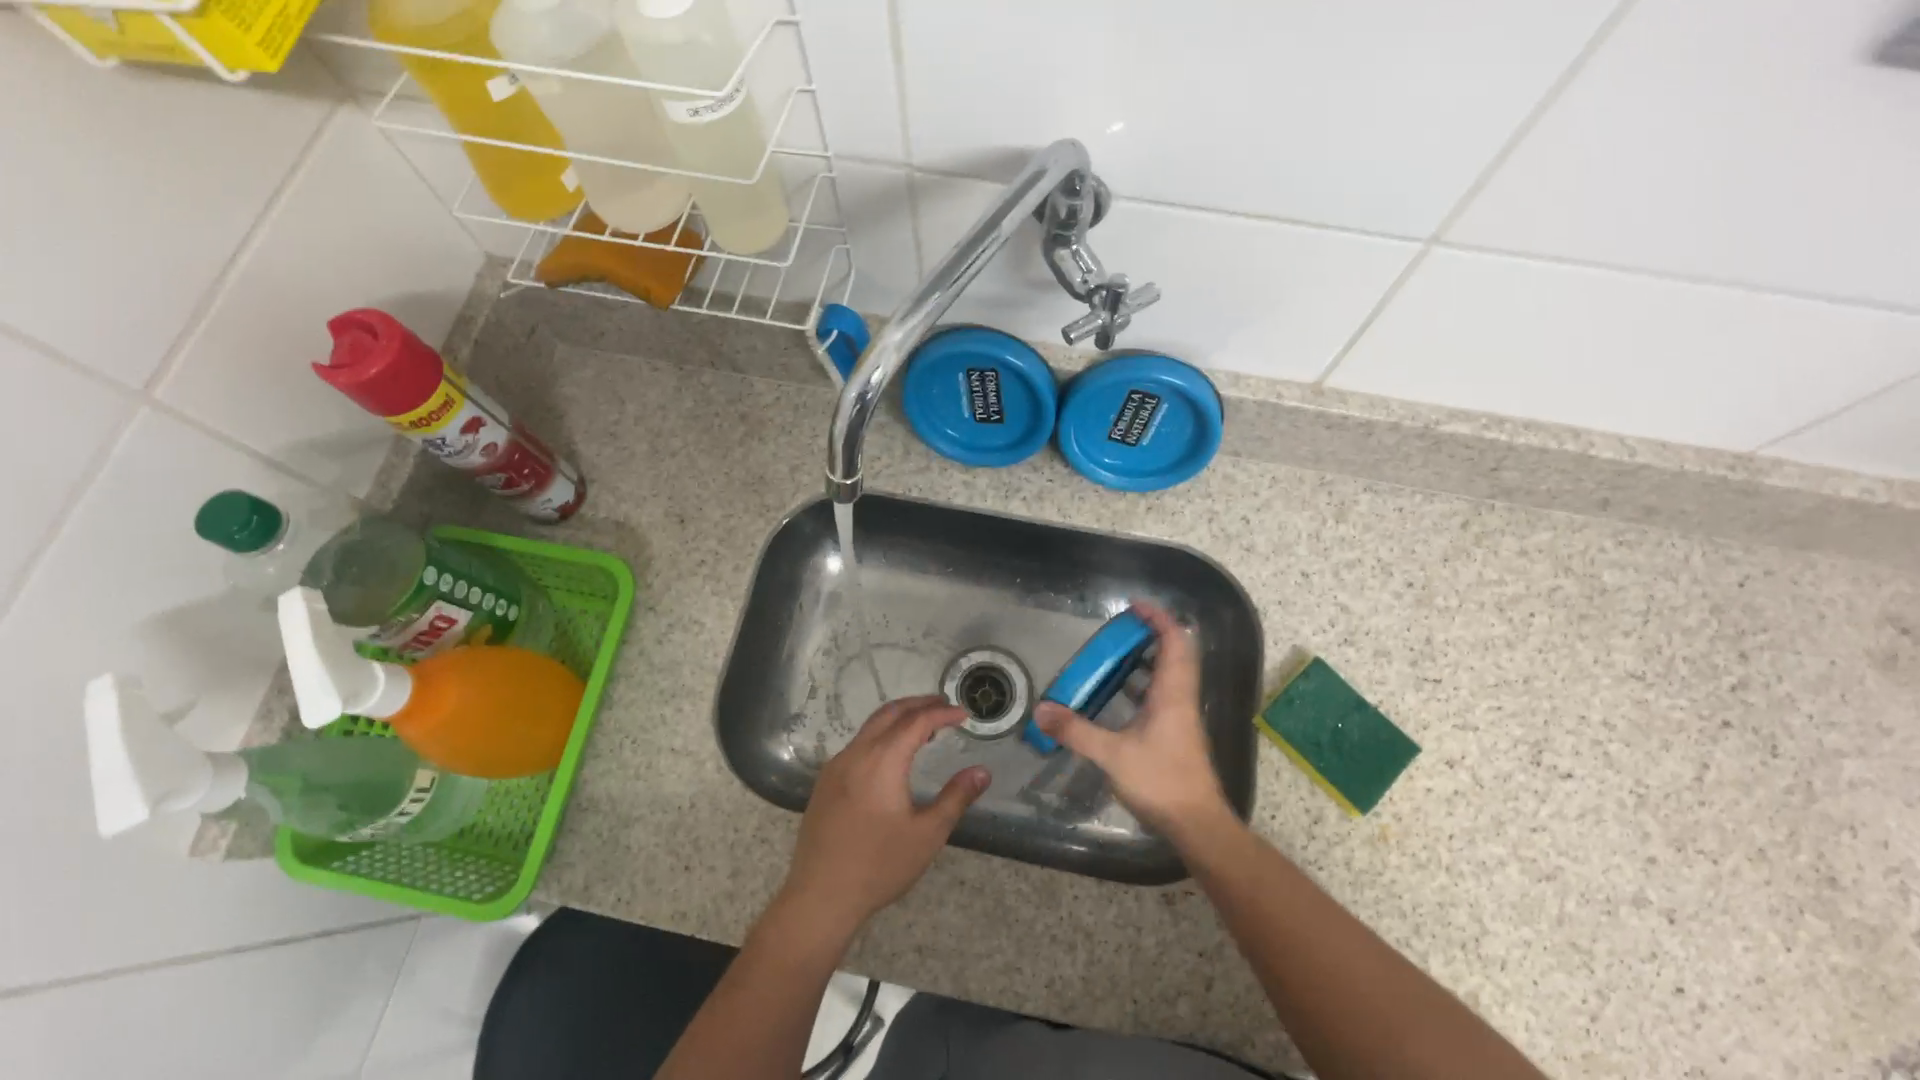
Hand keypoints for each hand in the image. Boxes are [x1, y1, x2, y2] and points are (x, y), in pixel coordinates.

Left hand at [778, 695, 990, 934]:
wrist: (821, 896)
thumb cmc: (879, 866)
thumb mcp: (927, 834)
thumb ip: (956, 798)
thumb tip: (982, 772)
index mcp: (881, 761)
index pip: (917, 722)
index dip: (943, 713)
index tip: (965, 714)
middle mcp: (855, 754)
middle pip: (889, 714)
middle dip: (919, 704)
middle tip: (945, 706)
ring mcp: (835, 768)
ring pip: (870, 728)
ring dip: (898, 719)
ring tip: (925, 730)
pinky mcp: (825, 783)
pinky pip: (857, 746)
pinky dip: (881, 737)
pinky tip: (892, 758)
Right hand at [1033, 602, 1231, 836]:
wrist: (1197, 823)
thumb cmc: (1161, 781)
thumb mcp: (1112, 755)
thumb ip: (1076, 731)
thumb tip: (1042, 710)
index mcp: (1172, 694)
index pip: (1173, 642)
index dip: (1158, 619)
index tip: (1135, 606)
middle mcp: (1181, 699)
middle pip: (1175, 654)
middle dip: (1150, 636)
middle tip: (1120, 631)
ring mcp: (1181, 718)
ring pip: (1169, 677)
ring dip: (1146, 661)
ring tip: (1114, 658)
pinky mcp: (1176, 735)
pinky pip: (1161, 697)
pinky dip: (1142, 687)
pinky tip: (1118, 698)